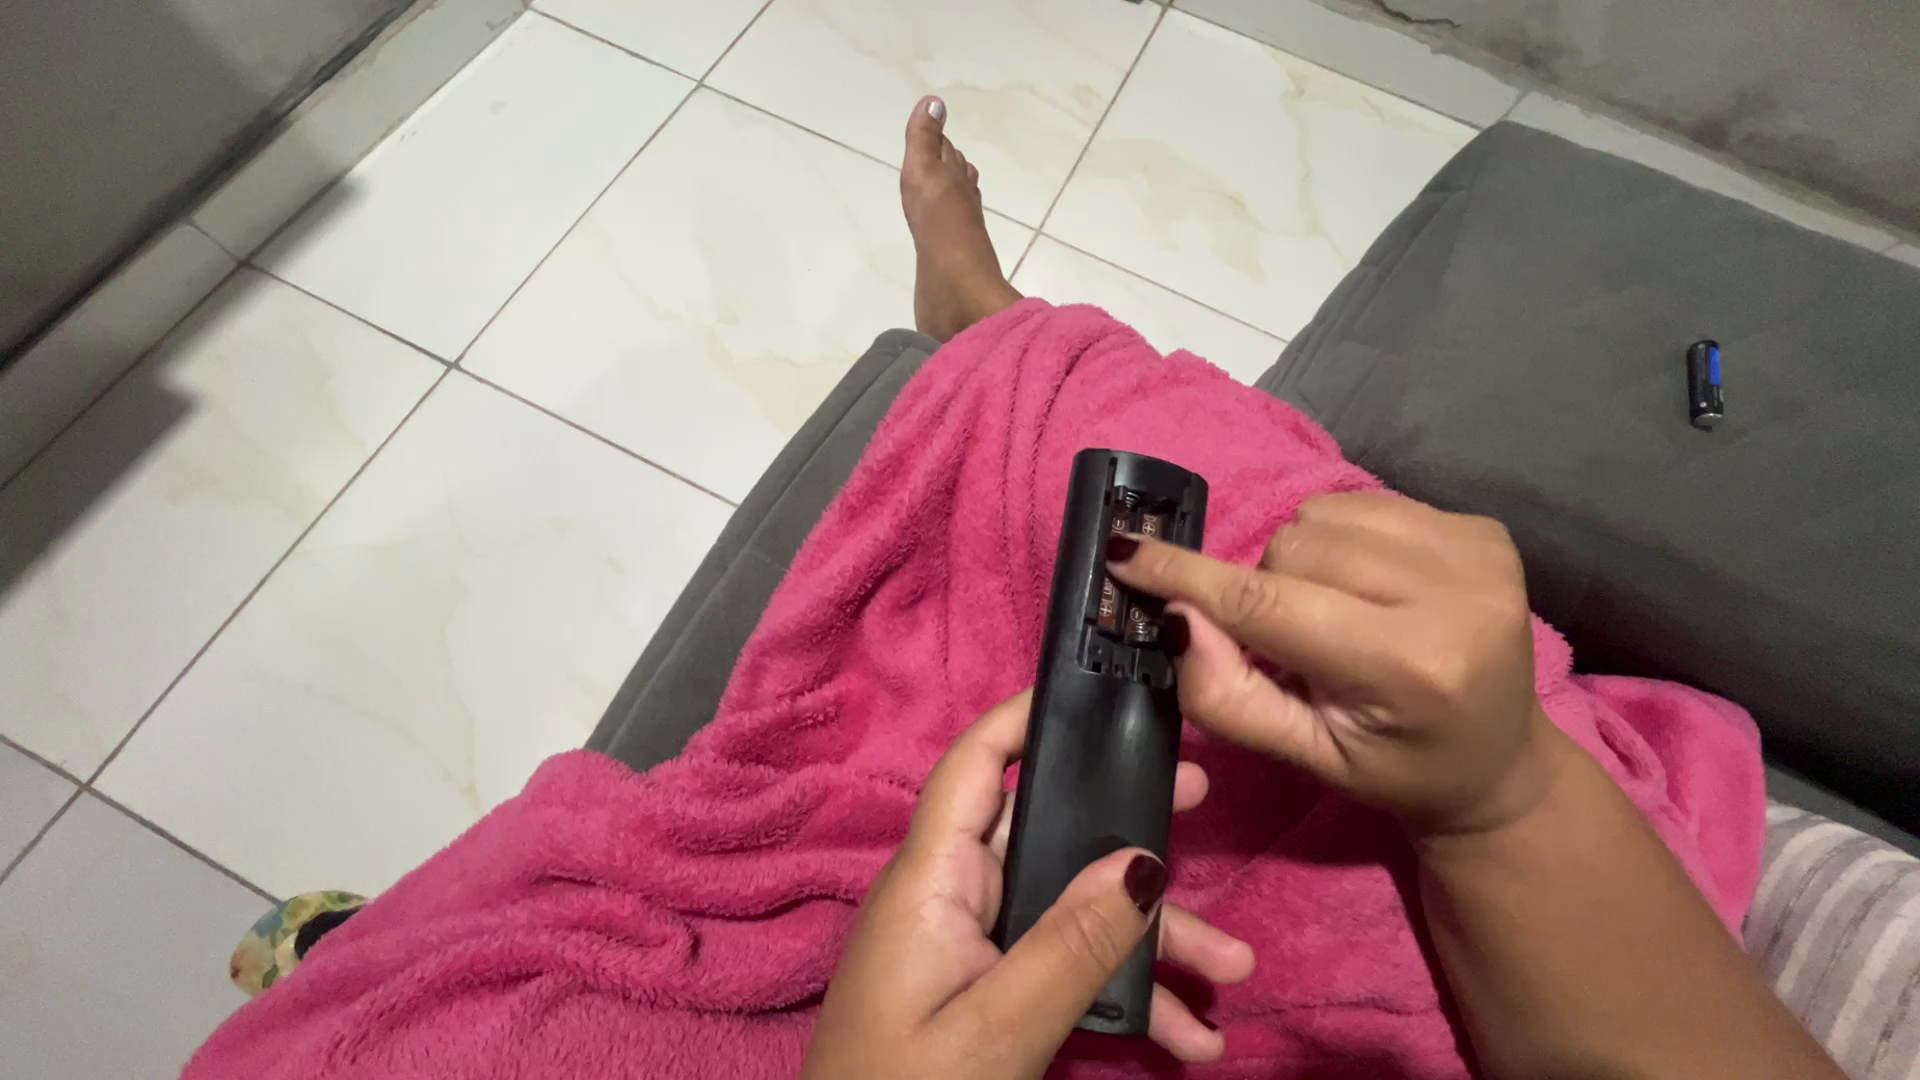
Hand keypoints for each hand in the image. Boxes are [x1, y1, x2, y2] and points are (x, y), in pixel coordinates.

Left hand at [802, 690, 1254, 1078]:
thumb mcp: (996, 1029)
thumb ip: (1070, 946)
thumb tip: (1141, 860)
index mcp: (933, 875)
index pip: (973, 765)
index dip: (1023, 719)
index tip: (1094, 699)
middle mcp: (954, 891)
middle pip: (1045, 834)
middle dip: (1125, 833)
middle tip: (1201, 804)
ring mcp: (972, 940)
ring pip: (1068, 906)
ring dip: (1145, 936)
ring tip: (1230, 969)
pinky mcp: (987, 984)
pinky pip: (1060, 965)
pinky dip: (1119, 992)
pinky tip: (1186, 1033)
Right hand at [1106, 492, 1563, 840]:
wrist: (1500, 759)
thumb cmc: (1390, 767)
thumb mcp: (1299, 755)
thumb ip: (1227, 694)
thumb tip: (1178, 614)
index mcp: (1409, 667)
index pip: (1269, 603)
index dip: (1187, 576)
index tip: (1126, 554)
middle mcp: (1455, 595)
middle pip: (1290, 549)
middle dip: (1263, 587)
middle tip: (1288, 637)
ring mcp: (1476, 551)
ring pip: (1318, 517)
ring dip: (1298, 561)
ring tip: (1331, 610)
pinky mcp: (1483, 528)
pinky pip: (1357, 504)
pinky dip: (1336, 540)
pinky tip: (1365, 586)